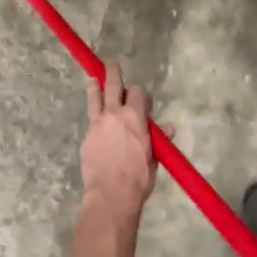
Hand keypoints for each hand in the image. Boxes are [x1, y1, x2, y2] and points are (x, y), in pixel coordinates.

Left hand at [80, 63, 158, 217]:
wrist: (111, 194)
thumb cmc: (138, 178)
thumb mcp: (154, 158)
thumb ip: (158, 139)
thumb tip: (169, 128)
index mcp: (135, 117)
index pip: (138, 92)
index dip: (141, 95)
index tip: (143, 100)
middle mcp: (114, 114)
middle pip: (112, 85)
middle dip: (112, 72)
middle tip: (111, 63)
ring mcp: (97, 123)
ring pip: (94, 97)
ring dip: (95, 86)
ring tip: (92, 79)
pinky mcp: (86, 136)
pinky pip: (90, 118)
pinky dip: (93, 114)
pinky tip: (95, 118)